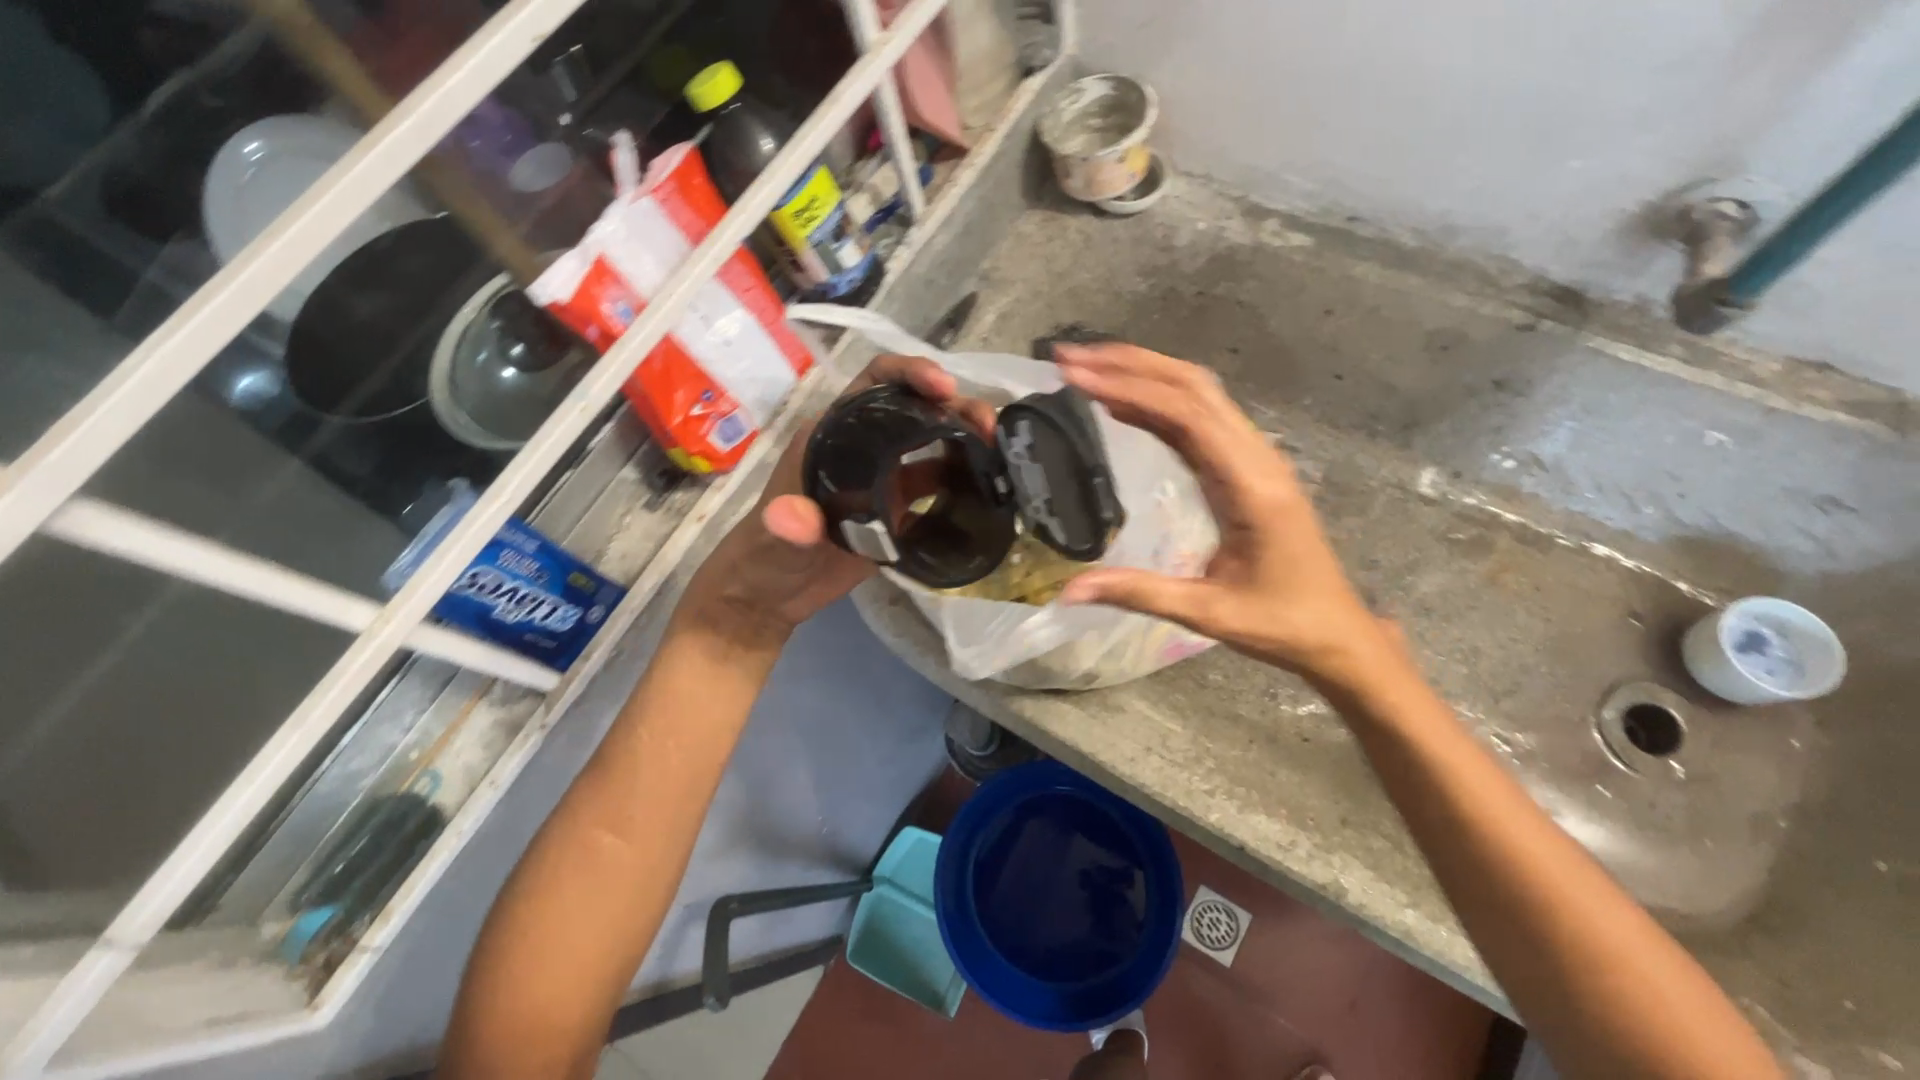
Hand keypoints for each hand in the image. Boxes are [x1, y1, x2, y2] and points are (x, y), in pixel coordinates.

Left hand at [682, 354, 996, 646]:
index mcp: (833, 433)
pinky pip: (940, 484)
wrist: (769, 598)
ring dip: (969, 440)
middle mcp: (864, 445)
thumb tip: (795, 519)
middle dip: (956, 407)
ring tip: (1001, 454)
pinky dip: (966, 480)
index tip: (944, 386)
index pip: (875, 383)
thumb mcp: (771, 539)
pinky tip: (993, 488)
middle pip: (917, 408)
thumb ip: (784, 527)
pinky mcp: (899, 509)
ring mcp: (884, 477)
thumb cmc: (762, 557)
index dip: (911, 374)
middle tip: (989, 428)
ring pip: (935, 443)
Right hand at [1053, 343, 1395, 686]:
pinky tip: (1123, 404)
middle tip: (1069, 358)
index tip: (1074, 376)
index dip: (1129, 388)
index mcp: (1251, 485)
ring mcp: (1256, 459)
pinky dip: (1159, 402)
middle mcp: (1257, 458)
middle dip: (1130, 364)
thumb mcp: (1207, 613)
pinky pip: (1202, 420)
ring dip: (1144, 374)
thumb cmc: (1280, 623)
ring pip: (1199, 395)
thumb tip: (1068, 591)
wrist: (1337, 634)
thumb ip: (1138, 593)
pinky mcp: (1248, 469)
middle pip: (1193, 387)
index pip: (1186, 414)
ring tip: (1087, 368)